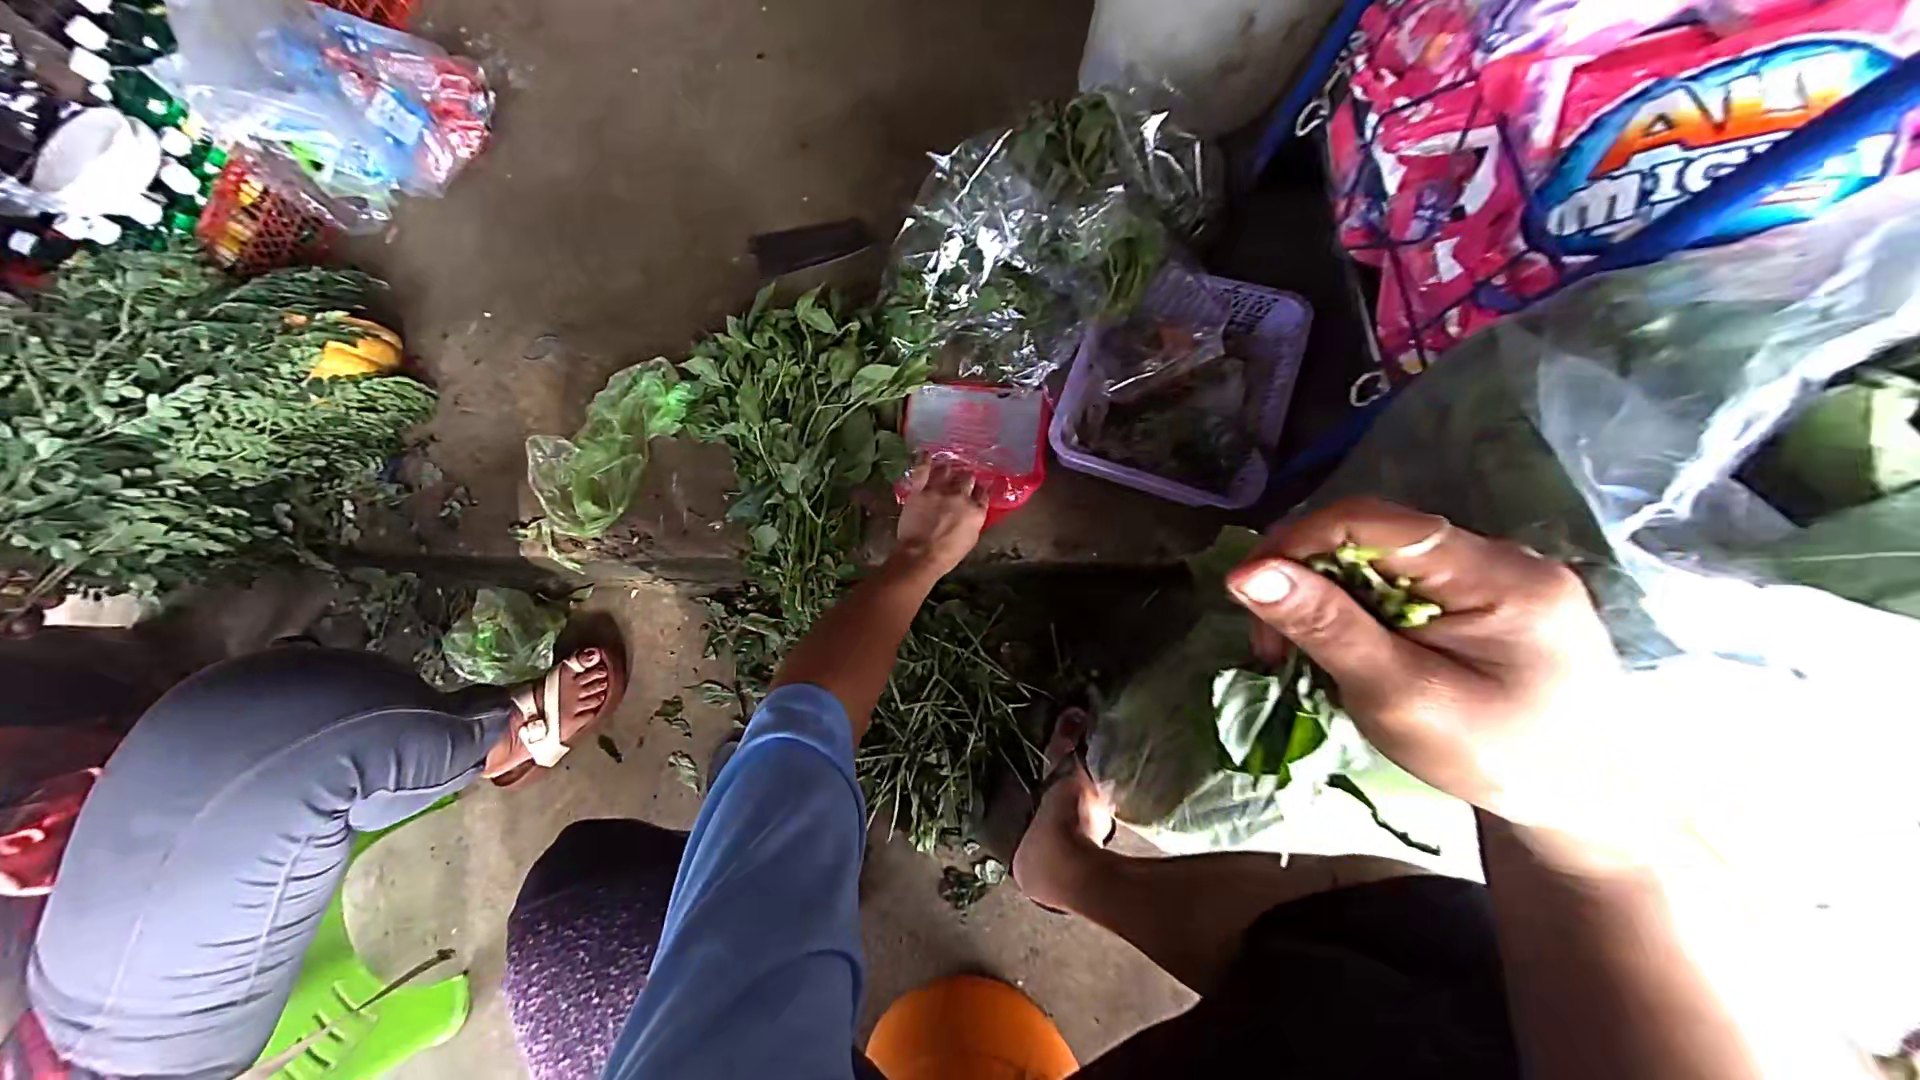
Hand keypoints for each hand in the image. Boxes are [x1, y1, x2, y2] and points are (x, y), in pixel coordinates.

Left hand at [892, 459, 989, 579]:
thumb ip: (974, 520)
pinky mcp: (921, 490)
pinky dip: (924, 460)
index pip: (983, 492)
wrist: (922, 555)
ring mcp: (940, 490)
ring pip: (948, 470)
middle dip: (966, 477)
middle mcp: (961, 496)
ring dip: (949, 468)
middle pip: (967, 478)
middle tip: (962, 478)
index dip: (980, 488)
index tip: (978, 487)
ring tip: (948, 466)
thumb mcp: (971, 539)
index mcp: (976, 510)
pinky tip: (926, 453)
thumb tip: (973, 512)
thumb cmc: (948, 554)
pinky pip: (923, 469)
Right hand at [1225, 498, 1621, 831]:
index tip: (1246, 591)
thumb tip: (1245, 573)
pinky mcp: (1477, 596)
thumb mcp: (1400, 696)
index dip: (1294, 542)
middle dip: (1300, 580)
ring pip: (1371, 560)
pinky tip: (1339, 646)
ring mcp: (1489, 575)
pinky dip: (1347, 610)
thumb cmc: (1495, 758)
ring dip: (1318, 598)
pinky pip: (1391, 582)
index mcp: (1496, 574)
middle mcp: (1497, 557)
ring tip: (1298, 652)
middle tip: (1270, 642)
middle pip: (1366, 537)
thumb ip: (1326, 627)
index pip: (1369, 520)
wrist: (1583, 806)